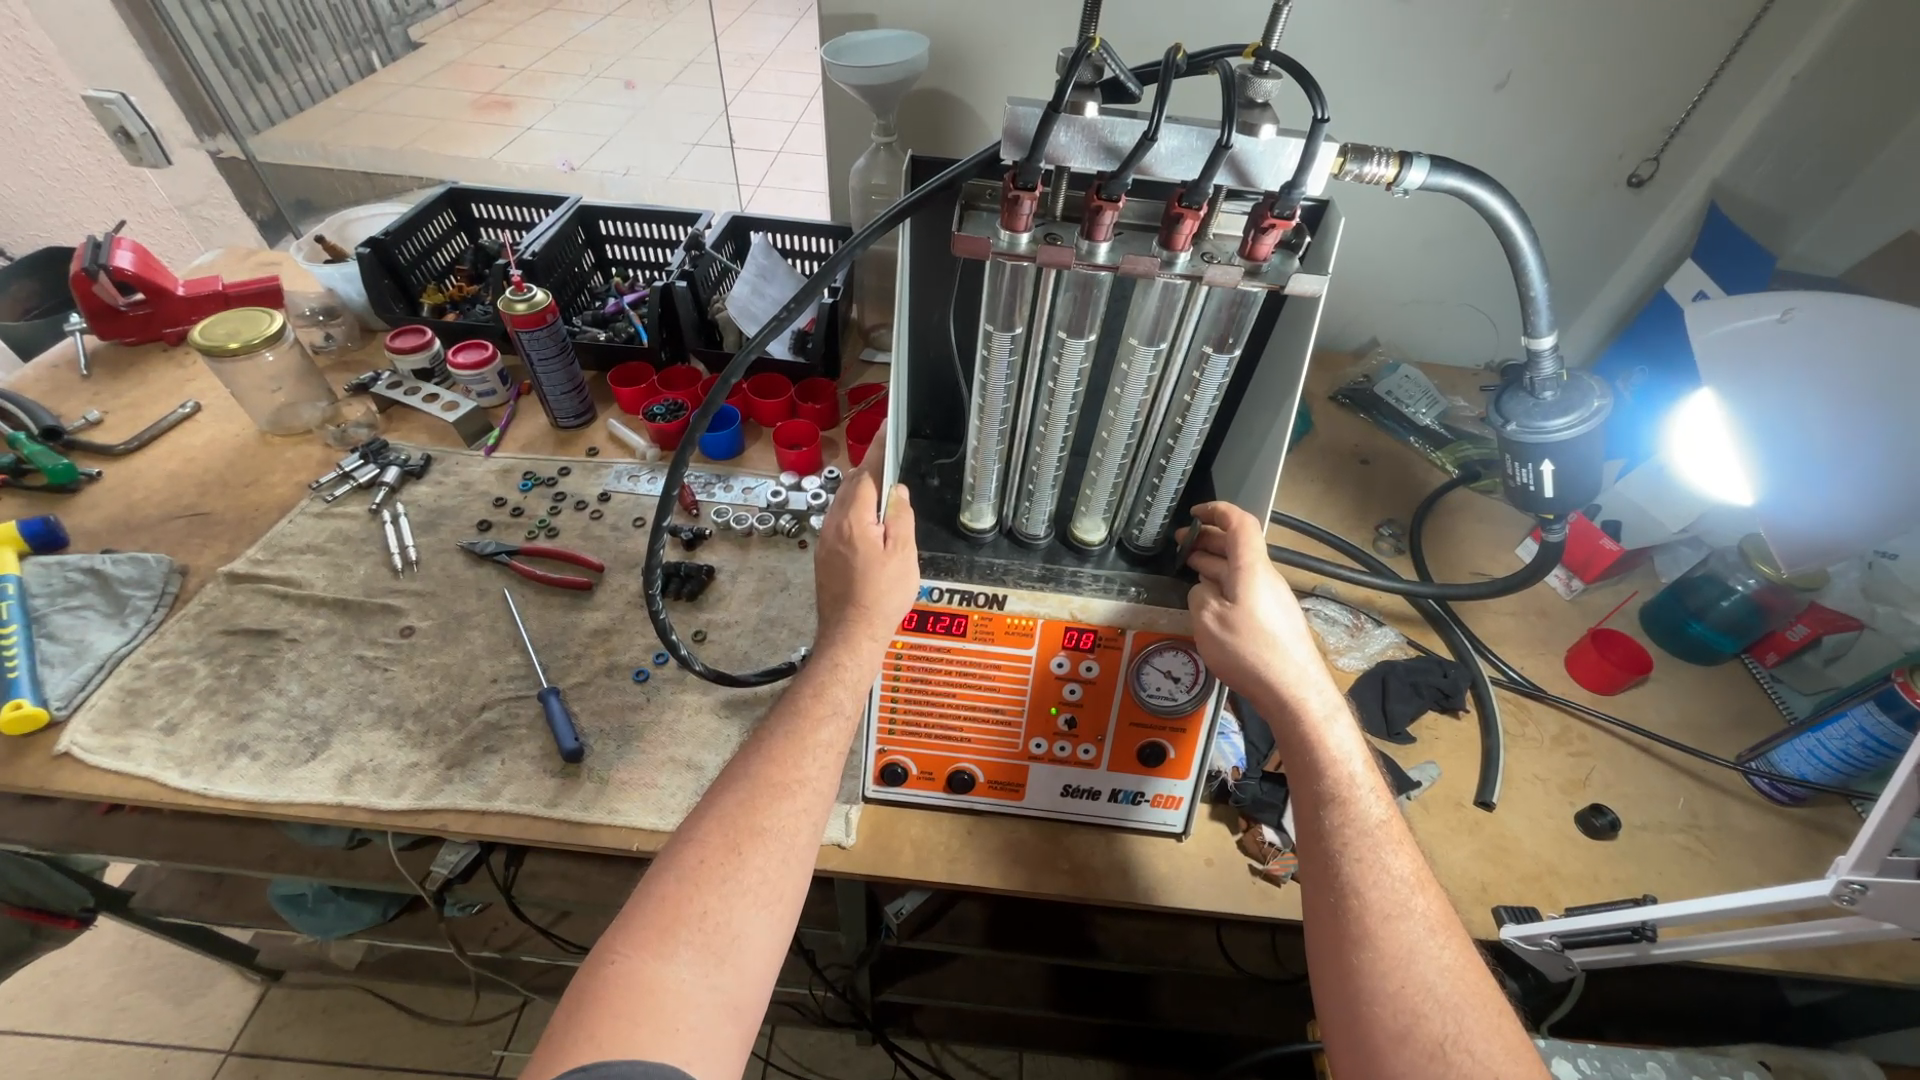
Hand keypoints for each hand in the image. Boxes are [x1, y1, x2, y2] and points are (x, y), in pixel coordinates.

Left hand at [813, 431, 917, 663]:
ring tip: (882, 488)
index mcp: (853, 519)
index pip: (867, 473)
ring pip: (842, 504)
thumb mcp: (903, 554)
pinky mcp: (824, 557)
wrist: (850, 636)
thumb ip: (900, 517)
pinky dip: (854, 512)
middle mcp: (833, 525)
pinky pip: (839, 522)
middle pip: (851, 487)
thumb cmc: (881, 597)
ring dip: (861, 492)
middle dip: (870, 470)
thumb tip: (896, 490)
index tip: (886, 430)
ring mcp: (825, 541)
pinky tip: (869, 522)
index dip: (878, 450)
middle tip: (888, 457)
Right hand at [1179, 502, 1340, 718]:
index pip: (1239, 523)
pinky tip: (1209, 597)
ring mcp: (1272, 598)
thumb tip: (1204, 588)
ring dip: (1214, 562)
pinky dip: (1224, 584)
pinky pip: (1245, 589)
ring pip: (1240, 569)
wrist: (1294, 691)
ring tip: (1189, 565)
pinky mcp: (1274, 619)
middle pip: (1238, 546)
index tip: (1195, 513)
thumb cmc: (1250, 652)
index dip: (1217, 511)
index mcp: (1251, 568)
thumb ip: (1199, 594)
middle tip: (1180, 542)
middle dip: (1208, 539)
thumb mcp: (1208, 620)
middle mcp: (1266, 577)